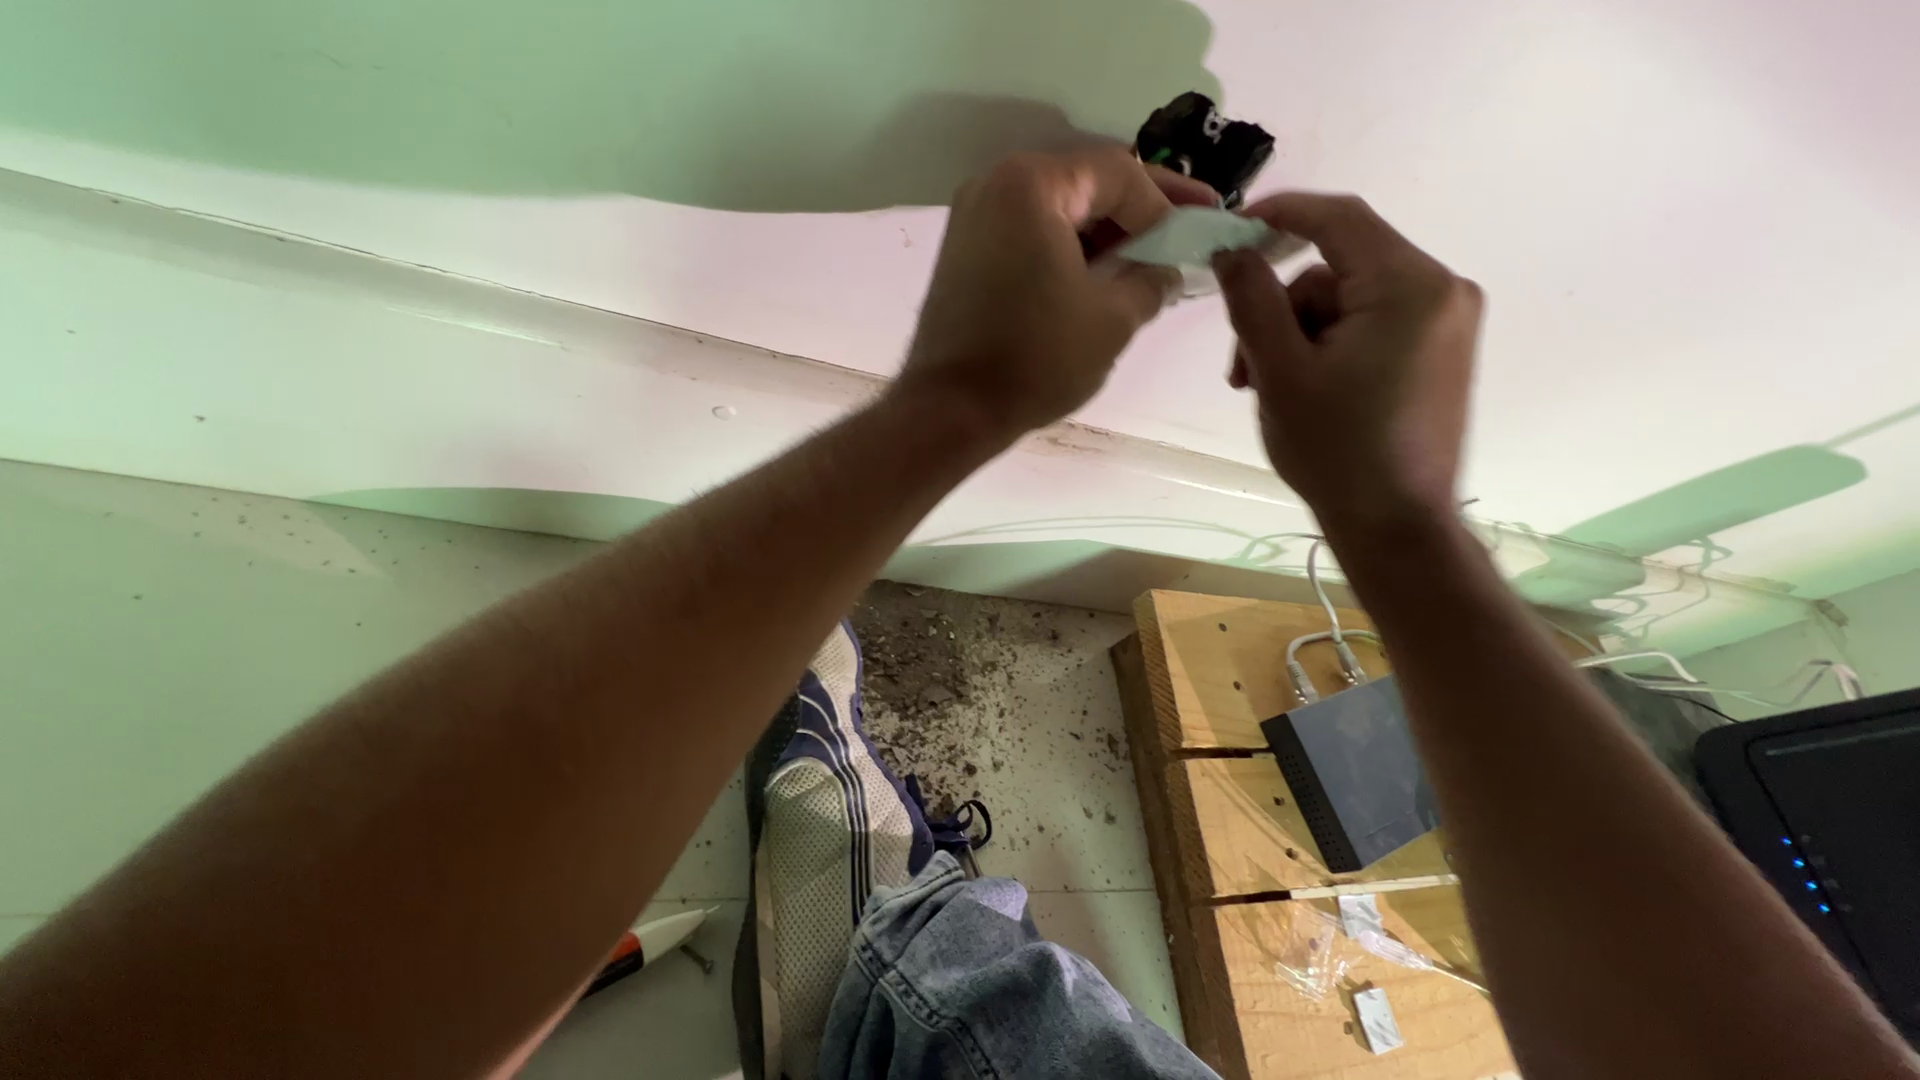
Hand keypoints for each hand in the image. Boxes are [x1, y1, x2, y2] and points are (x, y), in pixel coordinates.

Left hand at [892, 147, 1217, 439]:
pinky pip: (1030, 233)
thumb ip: (1153, 279)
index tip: (1202, 230)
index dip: (1167, 203)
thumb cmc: (1035, 360)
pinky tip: (1102, 274)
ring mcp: (974, 217)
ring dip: (1106, 232)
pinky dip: (1068, 249)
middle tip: (1187, 232)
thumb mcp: (1113, 319)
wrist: (950, 410)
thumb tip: (1167, 269)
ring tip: (1150, 261)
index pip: (1119, 173)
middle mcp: (996, 185)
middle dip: (1139, 211)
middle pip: (1086, 184)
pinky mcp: (966, 252)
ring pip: (1059, 210)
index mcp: (1032, 185)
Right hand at [1214, 193, 1483, 531]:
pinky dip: (1330, 347)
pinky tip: (1306, 390)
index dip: (1280, 214)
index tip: (1231, 230)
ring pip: (1348, 300)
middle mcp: (1442, 289)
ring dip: (1299, 337)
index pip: (1339, 218)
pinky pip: (1371, 323)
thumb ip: (1252, 300)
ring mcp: (1447, 321)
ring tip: (1269, 393)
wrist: (1396, 527)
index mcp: (1410, 286)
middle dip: (1282, 310)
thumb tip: (1233, 248)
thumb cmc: (1335, 451)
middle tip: (1243, 370)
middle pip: (1337, 268)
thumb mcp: (1280, 372)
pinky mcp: (1439, 350)